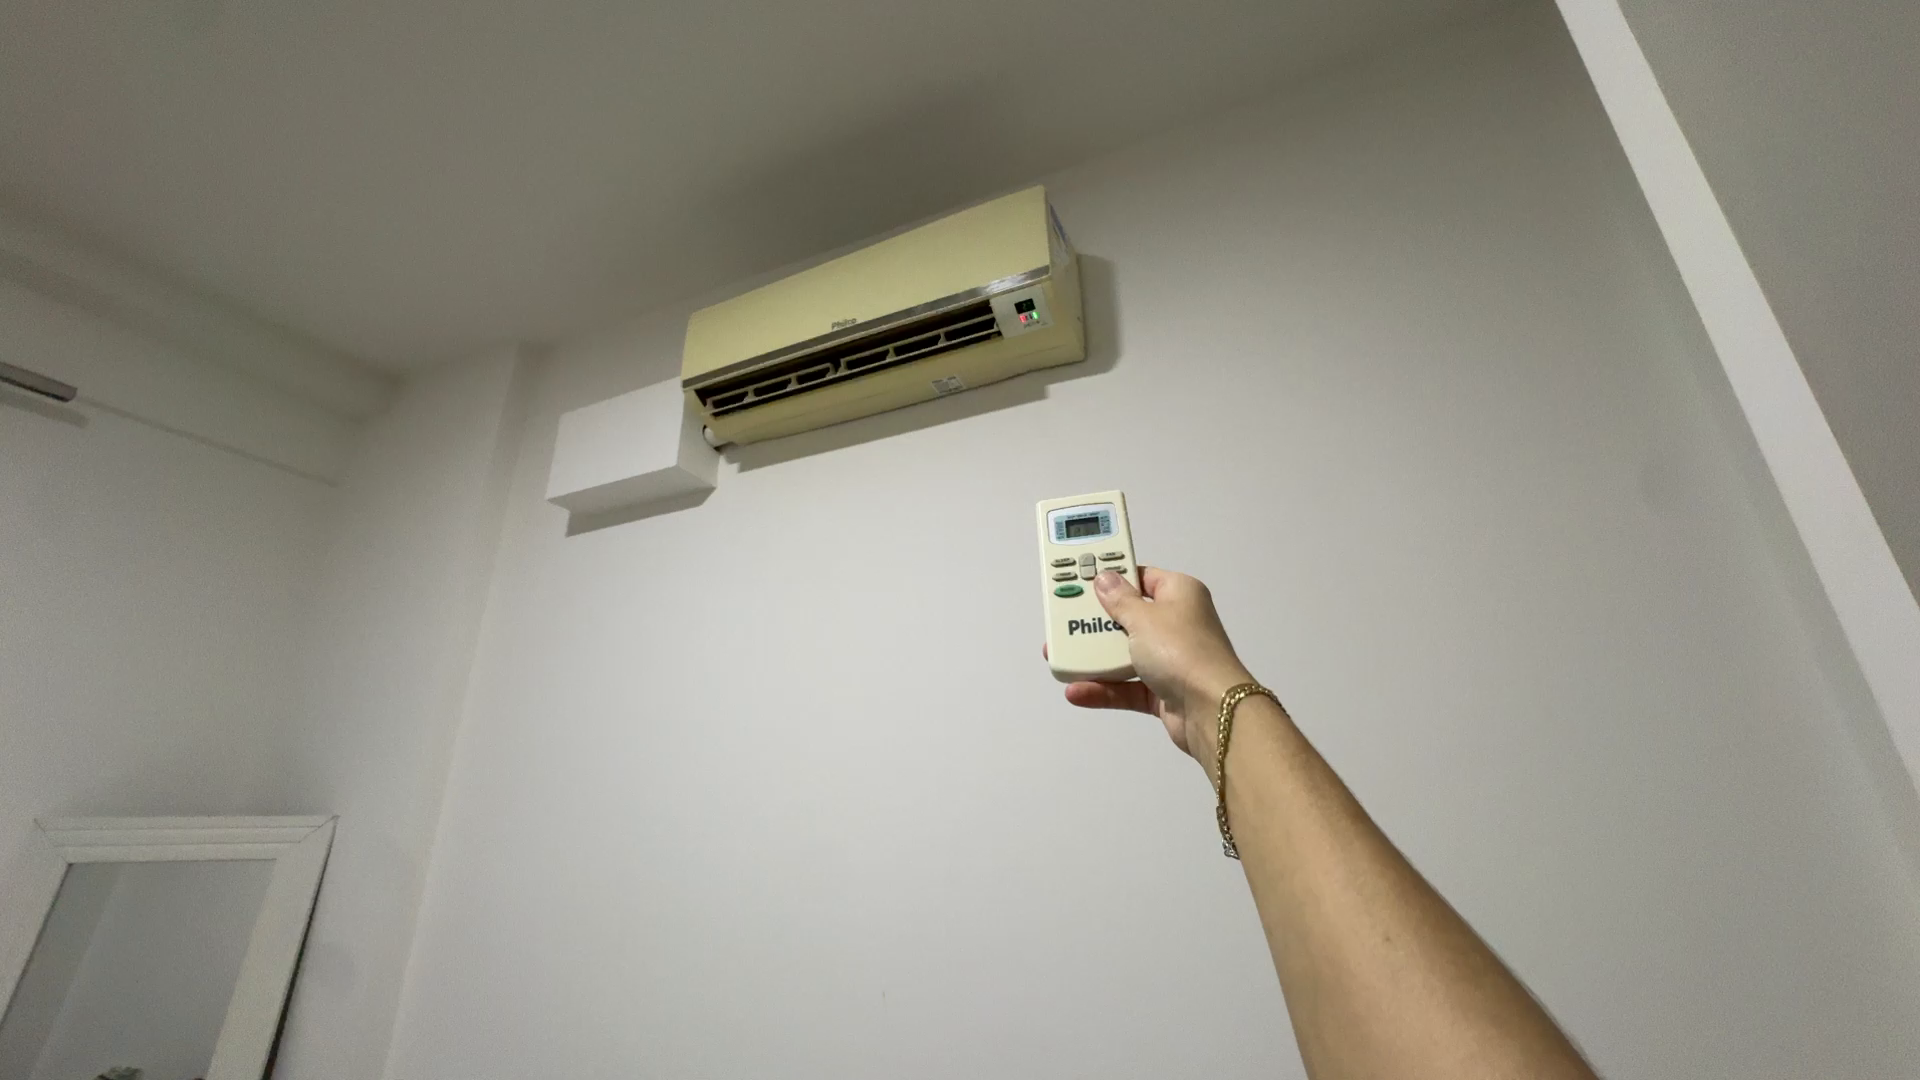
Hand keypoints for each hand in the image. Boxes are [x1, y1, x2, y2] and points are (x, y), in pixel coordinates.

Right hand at [1048, 567, 1255, 770]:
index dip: (1114, 578)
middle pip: (1129, 616)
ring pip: (1125, 653)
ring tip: (1060, 657)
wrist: (1212, 711)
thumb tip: (1106, 578)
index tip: (1083, 581)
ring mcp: (1171, 658)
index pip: (1142, 577)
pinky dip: (1104, 688)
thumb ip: (1119, 600)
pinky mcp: (1164, 690)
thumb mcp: (1144, 618)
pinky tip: (1076, 690)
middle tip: (1063, 620)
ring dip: (1095, 658)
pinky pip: (1127, 685)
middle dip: (1095, 622)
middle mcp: (1177, 623)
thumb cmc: (1181, 651)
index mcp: (1180, 594)